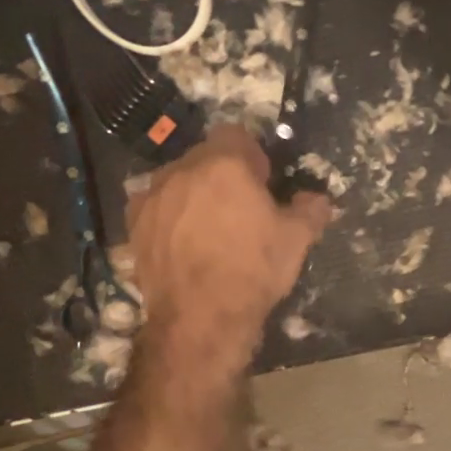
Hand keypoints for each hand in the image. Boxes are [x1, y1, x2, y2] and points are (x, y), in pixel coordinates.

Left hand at [127, 126, 332, 353]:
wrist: (201, 315)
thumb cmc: (254, 269)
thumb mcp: (297, 240)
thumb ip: (310, 211)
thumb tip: (318, 199)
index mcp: (225, 165)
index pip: (236, 134)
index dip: (253, 155)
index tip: (264, 182)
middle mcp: (181, 170)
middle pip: (205, 158)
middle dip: (223, 176)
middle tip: (243, 209)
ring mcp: (152, 196)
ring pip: (179, 182)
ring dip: (195, 195)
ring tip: (212, 230)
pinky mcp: (133, 224)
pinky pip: (158, 208)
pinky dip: (172, 218)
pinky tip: (187, 245)